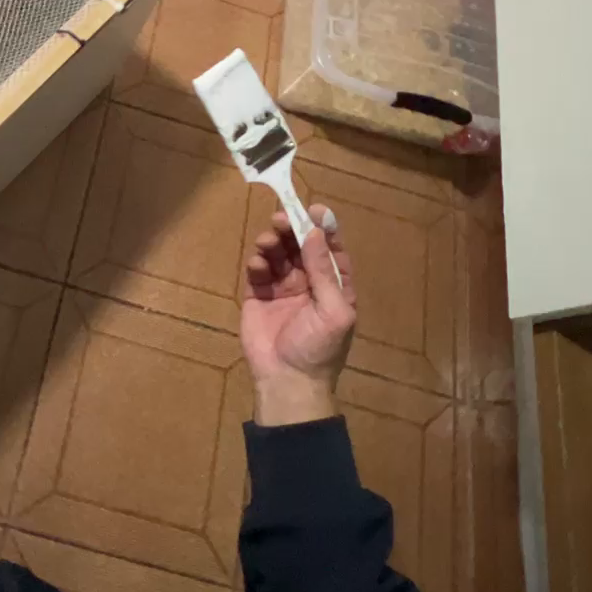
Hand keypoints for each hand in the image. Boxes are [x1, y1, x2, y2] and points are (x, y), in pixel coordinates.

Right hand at [240, 204, 355, 426]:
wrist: (287, 381)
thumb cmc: (318, 348)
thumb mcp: (333, 310)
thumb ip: (324, 270)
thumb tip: (315, 232)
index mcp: (334, 286)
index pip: (330, 249)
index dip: (323, 228)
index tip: (314, 209)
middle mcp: (308, 282)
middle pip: (300, 245)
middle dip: (292, 229)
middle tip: (281, 218)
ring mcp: (282, 288)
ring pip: (277, 253)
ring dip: (272, 242)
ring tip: (267, 241)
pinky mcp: (258, 295)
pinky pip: (258, 270)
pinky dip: (257, 262)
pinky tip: (257, 266)